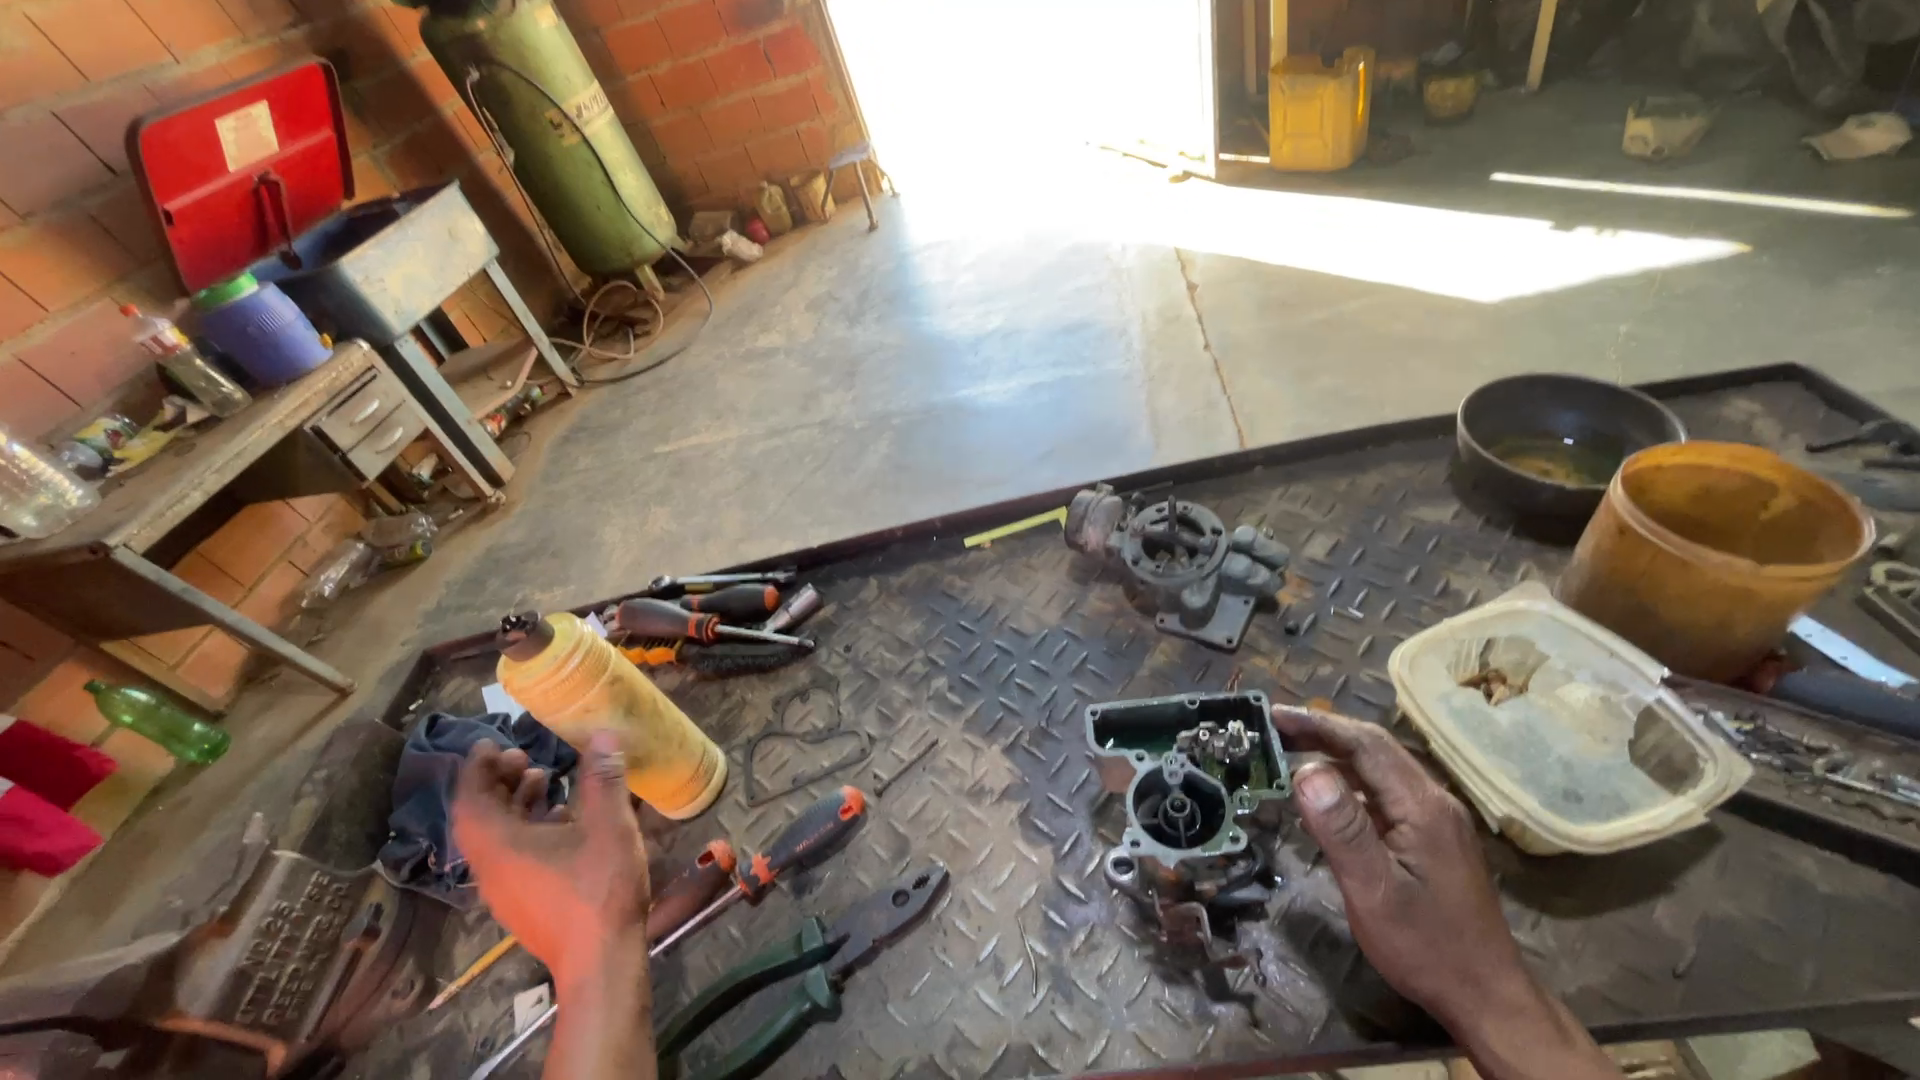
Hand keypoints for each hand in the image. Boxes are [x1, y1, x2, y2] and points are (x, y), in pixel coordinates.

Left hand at [453, 730, 651, 987]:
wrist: (599, 960)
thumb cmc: (598, 887)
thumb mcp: (607, 825)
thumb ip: (602, 778)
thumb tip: (601, 735)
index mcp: (500, 847)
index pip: (470, 799)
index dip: (477, 768)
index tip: (493, 743)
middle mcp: (492, 869)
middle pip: (481, 818)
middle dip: (498, 783)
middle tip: (524, 757)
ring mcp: (506, 891)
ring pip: (498, 839)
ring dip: (515, 805)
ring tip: (545, 780)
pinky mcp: (524, 904)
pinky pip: (513, 856)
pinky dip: (528, 829)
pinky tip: (562, 821)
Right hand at [1272, 705, 1616, 1079]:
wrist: (1487, 998)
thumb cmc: (1426, 946)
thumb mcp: (1374, 891)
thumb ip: (1342, 829)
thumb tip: (1306, 770)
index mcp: (1422, 807)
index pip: (1365, 745)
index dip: (1317, 724)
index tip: (1273, 715)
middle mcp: (1434, 802)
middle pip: (1375, 749)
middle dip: (1323, 731)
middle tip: (1273, 728)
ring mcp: (1436, 820)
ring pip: (1381, 769)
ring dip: (1335, 752)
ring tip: (1290, 750)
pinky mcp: (1432, 839)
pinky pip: (1385, 793)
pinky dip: (1350, 780)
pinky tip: (1327, 796)